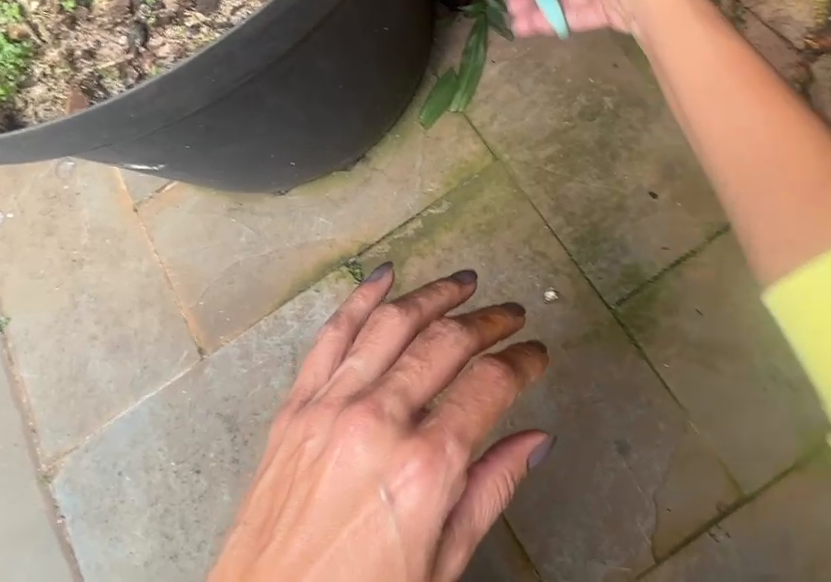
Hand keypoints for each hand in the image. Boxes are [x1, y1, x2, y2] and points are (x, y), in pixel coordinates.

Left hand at [209, 265, 552, 581]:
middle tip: (510, 314)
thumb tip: (536, 441)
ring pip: (392, 324)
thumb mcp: (442, 563)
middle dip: (487, 321)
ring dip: (433, 295)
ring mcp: (330, 407)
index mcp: (424, 468)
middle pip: (445, 344)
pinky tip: (385, 277)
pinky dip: (362, 299)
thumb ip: (490, 491)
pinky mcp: (295, 407)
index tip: (535, 354)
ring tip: (462, 283)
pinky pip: (332, 335)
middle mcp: (378, 423)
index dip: (520, 362)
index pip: (488, 387)